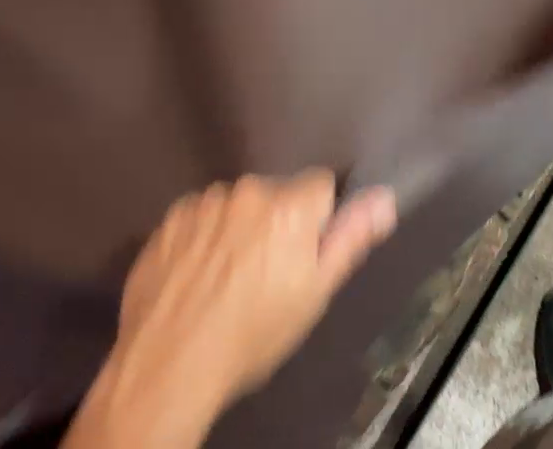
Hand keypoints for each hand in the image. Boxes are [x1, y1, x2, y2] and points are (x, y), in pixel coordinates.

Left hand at [106, 171, 397, 417]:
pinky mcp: (168, 220)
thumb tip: (385, 198)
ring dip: (241, 227)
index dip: (318, 218)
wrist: (167, 367)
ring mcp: (204, 203)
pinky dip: (205, 236)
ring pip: (238, 204)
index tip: (305, 252)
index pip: (322, 185)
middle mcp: (249, 191)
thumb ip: (351, 238)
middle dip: (278, 221)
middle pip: (278, 193)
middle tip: (268, 272)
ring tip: (228, 277)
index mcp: (291, 206)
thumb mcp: (315, 294)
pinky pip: (201, 216)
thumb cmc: (253, 334)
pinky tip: (198, 275)